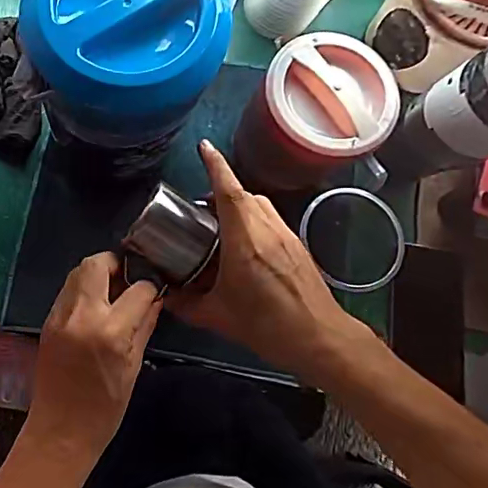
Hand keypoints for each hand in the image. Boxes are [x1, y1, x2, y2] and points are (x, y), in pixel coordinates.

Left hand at [25, 252, 160, 454]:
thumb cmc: (105, 408)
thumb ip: (144, 326)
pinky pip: (67, 292)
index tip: (153, 295)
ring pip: (77, 272)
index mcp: (109, 331)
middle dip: (117, 265)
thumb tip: (155, 300)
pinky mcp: (47, 321)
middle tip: (128, 281)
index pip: (137, 289)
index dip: (150, 289)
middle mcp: (81, 315)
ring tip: (112, 294)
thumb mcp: (134, 366)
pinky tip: (94, 310)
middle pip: (97, 263)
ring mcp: (59, 316)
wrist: (60, 431)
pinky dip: (83, 291)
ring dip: (98, 275)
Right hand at [169, 141, 368, 377]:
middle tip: (202, 206)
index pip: (230, 191)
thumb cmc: (269, 327)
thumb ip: (187, 305)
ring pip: (261, 206)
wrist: (320, 339)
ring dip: (241, 206)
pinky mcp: (298, 247)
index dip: (216, 166)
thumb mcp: (218, 317)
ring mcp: (287, 237)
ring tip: (222, 227)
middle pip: (245, 195)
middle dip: (223, 191)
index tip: (205, 147)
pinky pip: (272, 222)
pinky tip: (245, 248)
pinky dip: (255, 222)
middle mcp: (268, 231)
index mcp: (245, 241)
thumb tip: (167, 297)